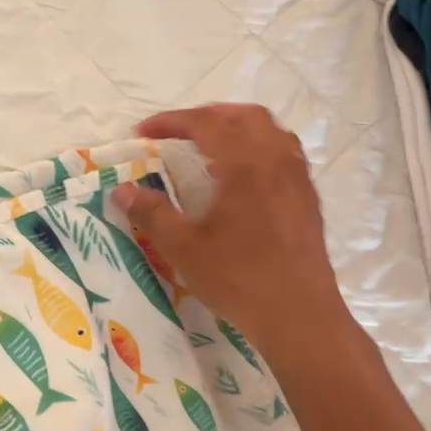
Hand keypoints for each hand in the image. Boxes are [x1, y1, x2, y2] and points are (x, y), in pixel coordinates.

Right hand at [111, 104, 348, 353]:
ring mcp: (297, 178)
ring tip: (208, 146)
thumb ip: (153, 214)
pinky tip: (241, 175)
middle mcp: (276, 161)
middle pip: (244, 116)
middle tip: (176, 132)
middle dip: (206, 116)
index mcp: (245, 165)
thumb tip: (122, 191)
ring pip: (269, 130)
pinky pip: (284, 152)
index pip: (206, 124)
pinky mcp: (307, 197)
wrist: (298, 314)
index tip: (143, 132)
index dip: (171, 122)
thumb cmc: (238, 279)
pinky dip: (257, 146)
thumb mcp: (184, 249)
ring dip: (236, 127)